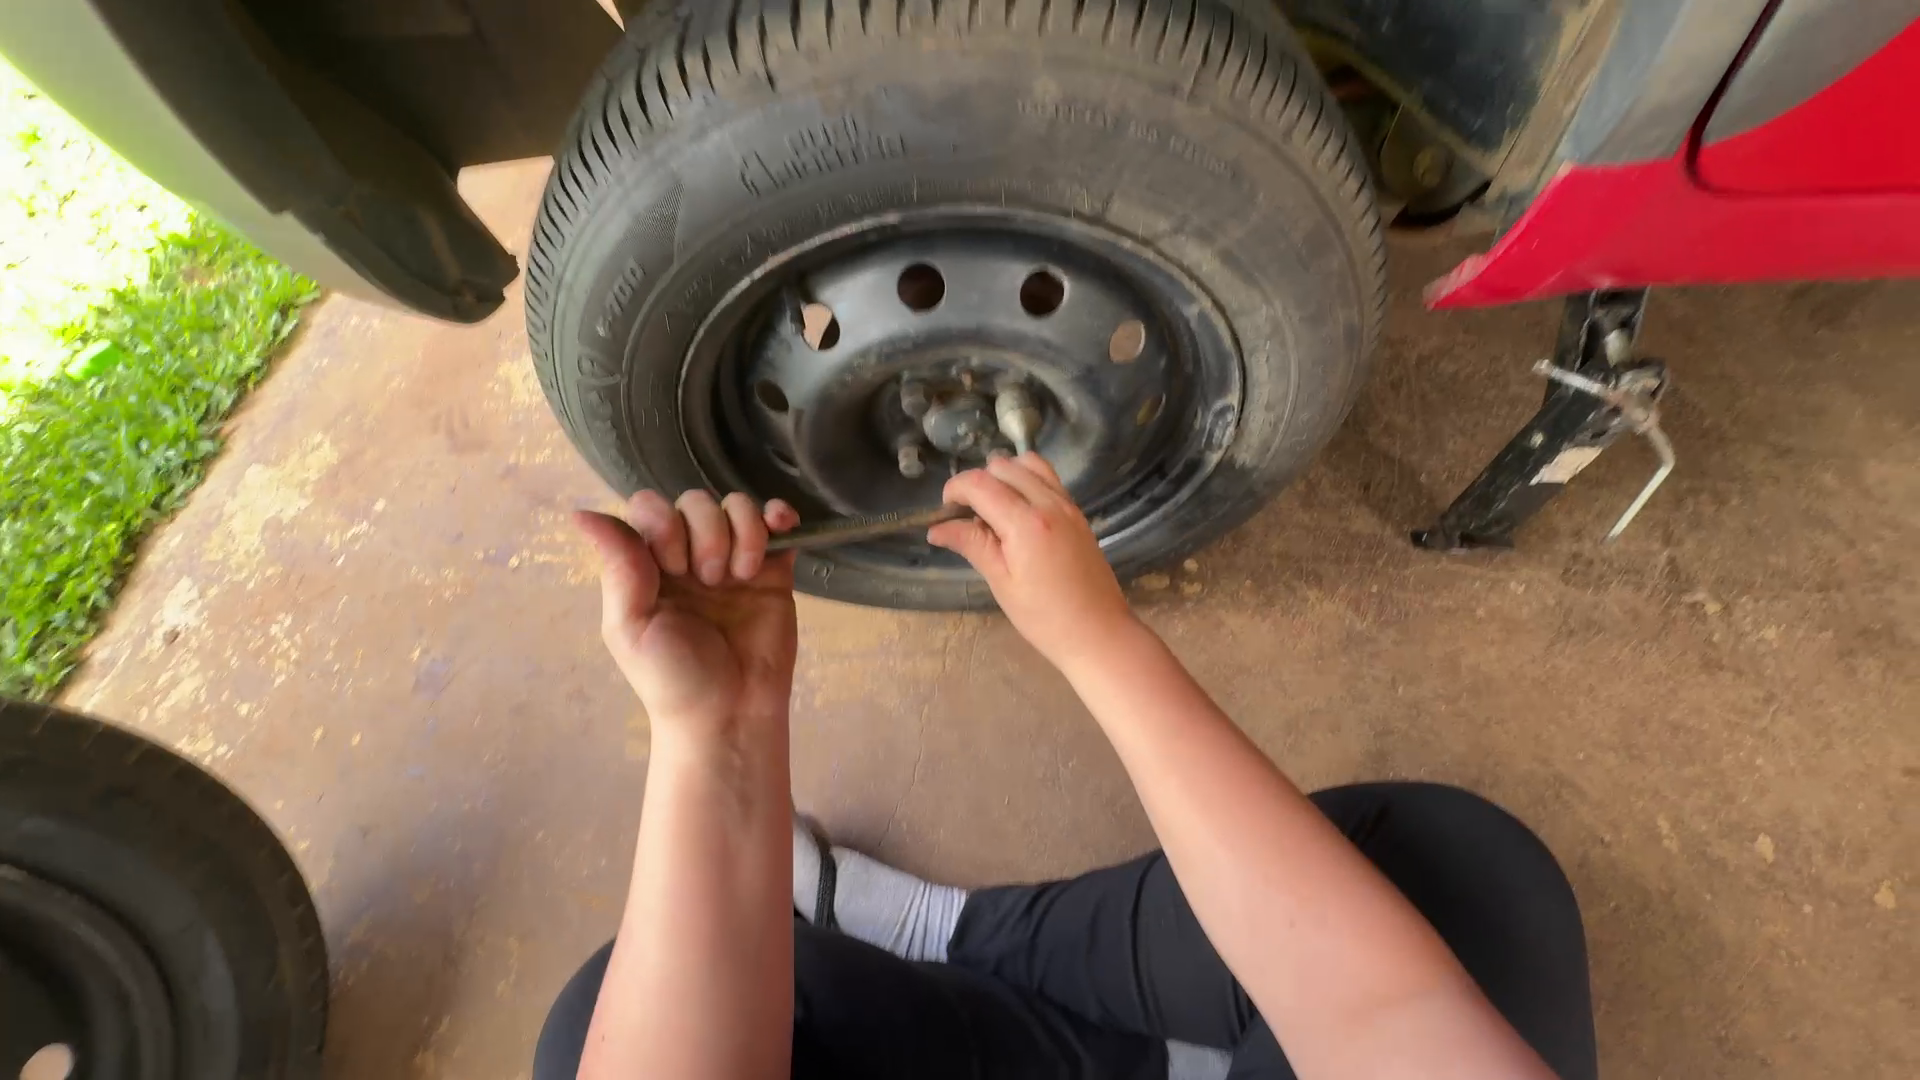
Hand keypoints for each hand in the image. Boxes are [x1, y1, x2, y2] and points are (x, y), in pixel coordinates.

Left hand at [573, 491, 800, 737]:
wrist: (730, 712)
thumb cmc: (672, 678)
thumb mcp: (631, 627)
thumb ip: (619, 568)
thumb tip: (579, 512)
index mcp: (649, 565)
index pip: (652, 508)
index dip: (667, 526)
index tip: (675, 570)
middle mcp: (690, 555)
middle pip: (697, 503)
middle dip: (707, 534)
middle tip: (710, 580)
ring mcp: (733, 559)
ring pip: (738, 506)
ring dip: (744, 531)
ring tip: (742, 575)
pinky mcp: (773, 569)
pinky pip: (777, 522)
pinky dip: (779, 515)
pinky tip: (782, 527)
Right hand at [928, 453, 1138, 673]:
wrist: (1099, 632)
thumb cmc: (1045, 617)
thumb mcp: (1001, 583)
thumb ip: (972, 545)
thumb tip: (936, 529)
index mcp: (1026, 523)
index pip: (980, 483)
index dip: (955, 489)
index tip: (945, 512)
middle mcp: (1049, 503)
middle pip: (1003, 466)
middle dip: (978, 482)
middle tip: (968, 515)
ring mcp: (1067, 504)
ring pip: (1028, 464)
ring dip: (1004, 476)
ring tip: (994, 509)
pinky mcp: (1078, 512)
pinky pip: (1048, 479)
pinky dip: (1026, 482)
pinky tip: (1018, 514)